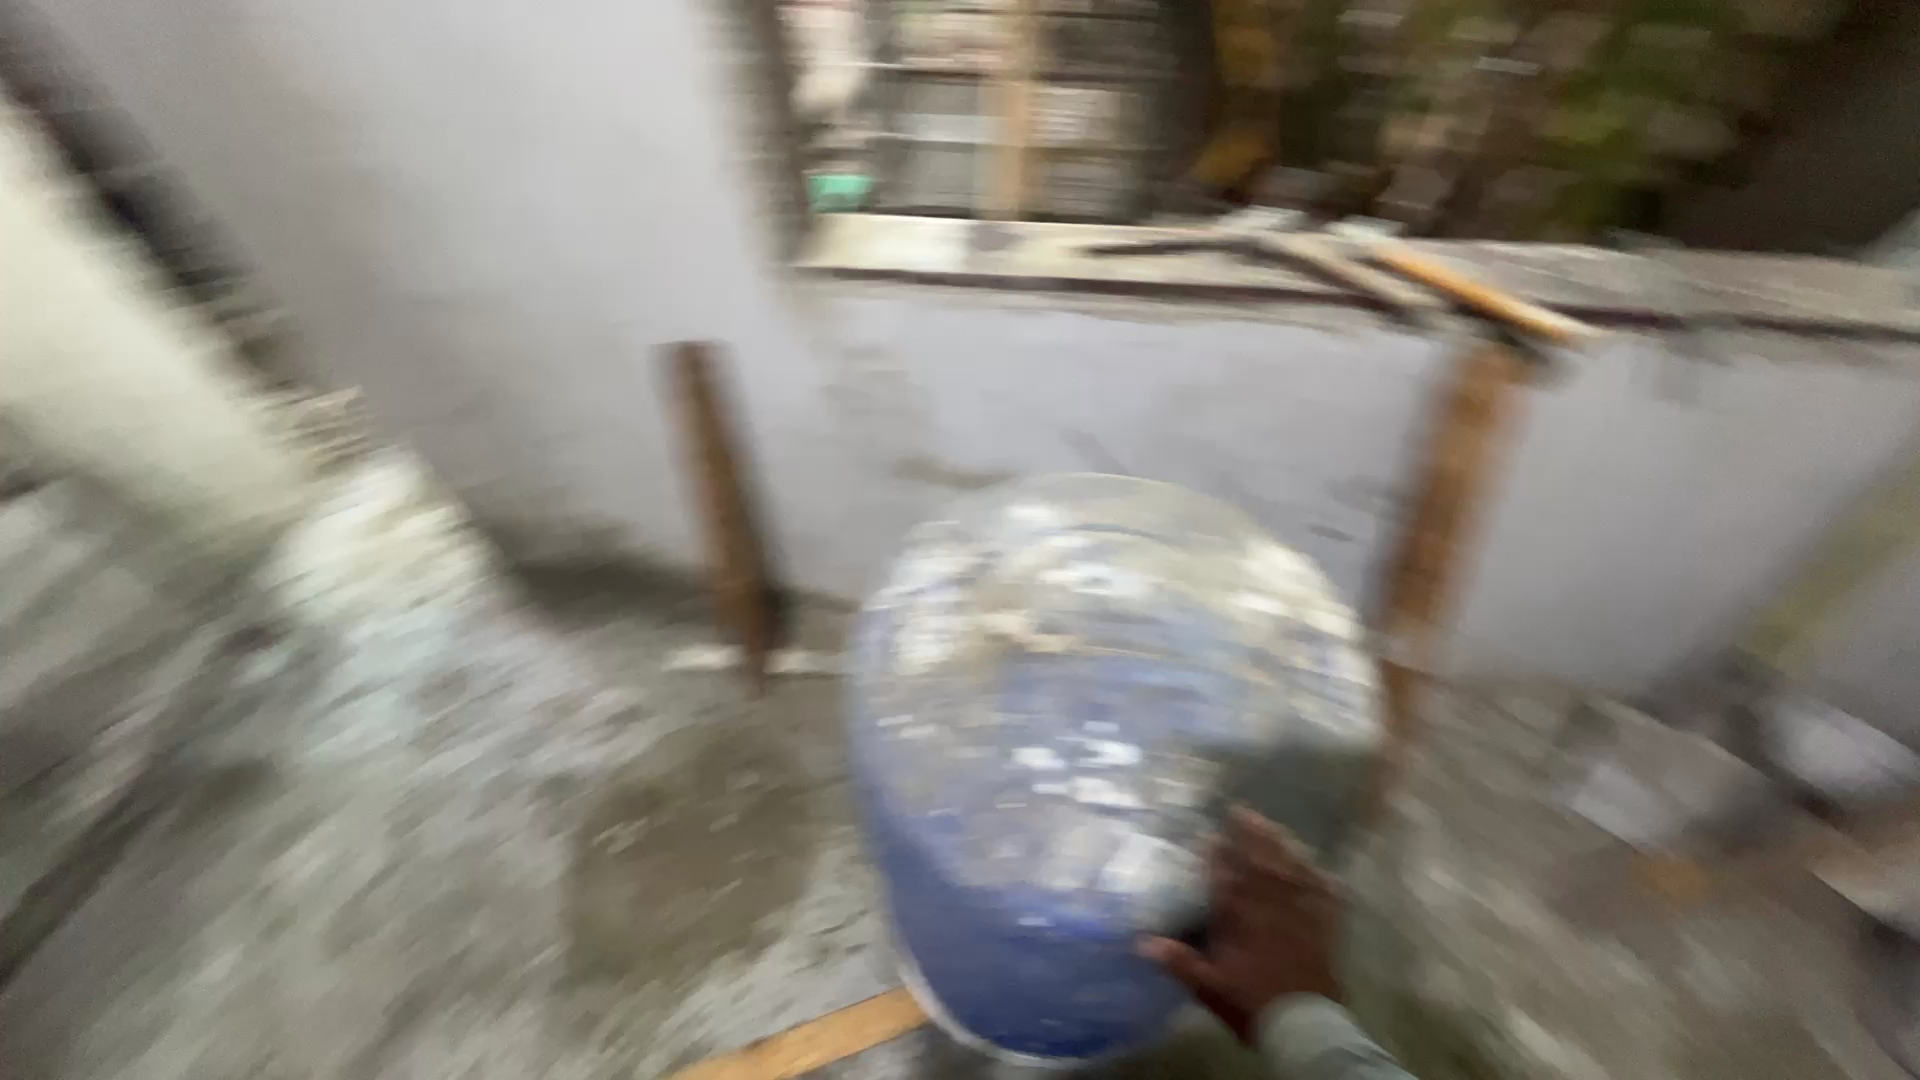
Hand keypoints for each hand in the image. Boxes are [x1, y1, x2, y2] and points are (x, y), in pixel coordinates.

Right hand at [1138, 806, 1342, 1041]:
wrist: (1304, 1031)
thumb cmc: (1252, 1005)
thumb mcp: (1210, 987)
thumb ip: (1179, 961)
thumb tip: (1142, 942)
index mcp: (1240, 921)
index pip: (1224, 879)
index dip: (1216, 854)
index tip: (1208, 833)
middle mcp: (1268, 911)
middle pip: (1258, 866)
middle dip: (1249, 837)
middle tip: (1242, 811)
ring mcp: (1298, 917)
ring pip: (1289, 873)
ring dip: (1280, 848)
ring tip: (1274, 826)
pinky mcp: (1322, 931)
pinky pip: (1323, 899)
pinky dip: (1320, 880)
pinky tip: (1319, 867)